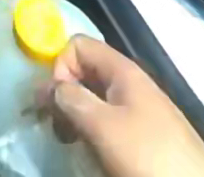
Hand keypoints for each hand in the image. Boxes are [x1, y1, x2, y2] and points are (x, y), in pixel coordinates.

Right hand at [42, 36, 203, 176]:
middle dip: (66, 94)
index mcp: (123, 70)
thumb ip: (71, 99)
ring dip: (79, 117)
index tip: (58, 100)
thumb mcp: (102, 125)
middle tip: (56, 125)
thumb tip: (54, 89)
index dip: (61, 66)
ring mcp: (144, 113)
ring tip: (73, 142)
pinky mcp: (150, 140)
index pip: (78, 45)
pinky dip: (97, 134)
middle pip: (86, 72)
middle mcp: (133, 85)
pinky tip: (96, 154)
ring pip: (98, 101)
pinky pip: (113, 124)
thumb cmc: (150, 158)